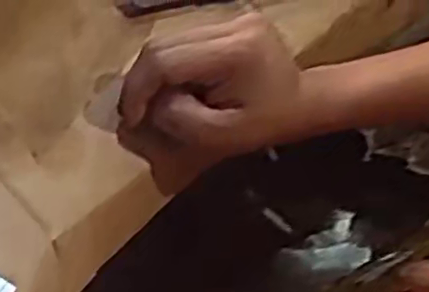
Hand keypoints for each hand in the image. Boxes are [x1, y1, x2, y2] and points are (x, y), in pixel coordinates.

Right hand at [117, 13, 328, 189]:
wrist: (296, 101)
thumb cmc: (258, 126)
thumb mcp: (214, 135)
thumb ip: (177, 117)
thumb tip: (150, 105)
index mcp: (234, 50)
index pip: (164, 60)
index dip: (136, 92)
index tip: (132, 122)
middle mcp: (233, 24)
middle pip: (158, 46)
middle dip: (136, 85)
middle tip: (134, 117)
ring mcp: (229, 19)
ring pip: (163, 43)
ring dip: (145, 78)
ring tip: (147, 106)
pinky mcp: (224, 24)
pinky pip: (176, 44)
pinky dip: (159, 71)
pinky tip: (164, 92)